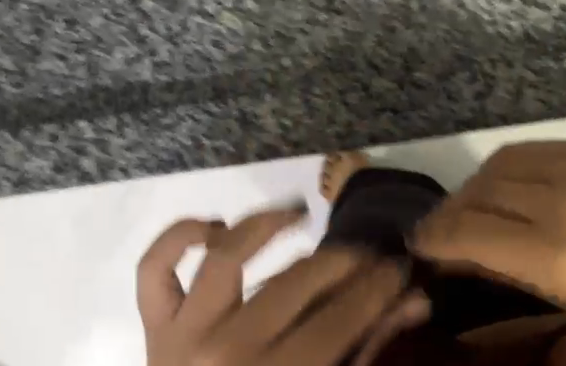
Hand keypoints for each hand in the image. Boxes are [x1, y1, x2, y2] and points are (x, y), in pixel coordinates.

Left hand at [138, 206, 429, 365]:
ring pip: (225, 257)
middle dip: (343, 261)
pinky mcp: (152, 329)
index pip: (339, 316)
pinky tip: (215, 226)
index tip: (399, 266)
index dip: (377, 286)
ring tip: (299, 214)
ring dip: (265, 224)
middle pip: (295, 283)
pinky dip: (178, 238)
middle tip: (367, 253)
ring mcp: (184, 336)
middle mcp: (228, 351)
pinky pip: (152, 271)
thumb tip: (414, 300)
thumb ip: (366, 352)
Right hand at [411, 141, 565, 326]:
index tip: (416, 245)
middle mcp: (558, 202)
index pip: (471, 233)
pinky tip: (494, 184)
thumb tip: (453, 257)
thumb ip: (503, 274)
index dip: (435, 238)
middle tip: (433, 230)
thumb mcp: (563, 298)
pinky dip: (497, 168)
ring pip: (493, 167)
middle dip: (447, 213)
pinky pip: (519, 150)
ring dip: (469, 188)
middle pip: (477, 195)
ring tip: (462, 208)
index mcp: (556, 253)